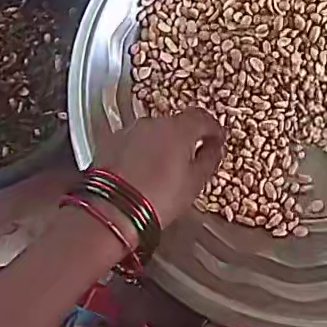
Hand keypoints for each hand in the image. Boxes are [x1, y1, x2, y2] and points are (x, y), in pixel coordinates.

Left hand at [94, 110, 225, 225]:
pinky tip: (140, 172)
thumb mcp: (194, 183)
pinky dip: (140, 152)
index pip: (202, 117)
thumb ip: (209, 159)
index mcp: (179, 129)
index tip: (217, 141)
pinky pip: (132, 143)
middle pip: (175, 125)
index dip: (212, 128)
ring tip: (162, 171)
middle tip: (190, 161)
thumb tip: (213, 147)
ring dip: (160, 146)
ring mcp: (129, 130)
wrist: (112, 209)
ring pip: (152, 133)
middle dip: (185, 139)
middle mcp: (153, 122)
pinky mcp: (109, 141)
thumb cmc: (160, 197)